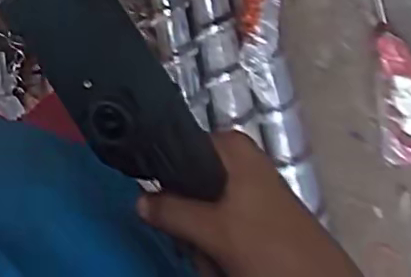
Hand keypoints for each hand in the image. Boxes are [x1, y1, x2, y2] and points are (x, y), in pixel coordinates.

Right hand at [139, 133, 360, 276]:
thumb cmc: (273, 252)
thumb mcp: (216, 231)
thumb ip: (172, 211)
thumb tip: (137, 199)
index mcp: (232, 146)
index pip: (179, 148)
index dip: (165, 178)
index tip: (159, 207)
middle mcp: (241, 161)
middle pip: (191, 185)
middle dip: (189, 224)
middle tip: (198, 248)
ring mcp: (252, 192)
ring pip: (205, 214)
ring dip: (203, 245)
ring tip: (217, 267)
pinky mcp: (260, 223)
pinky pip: (224, 231)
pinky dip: (220, 253)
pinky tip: (226, 271)